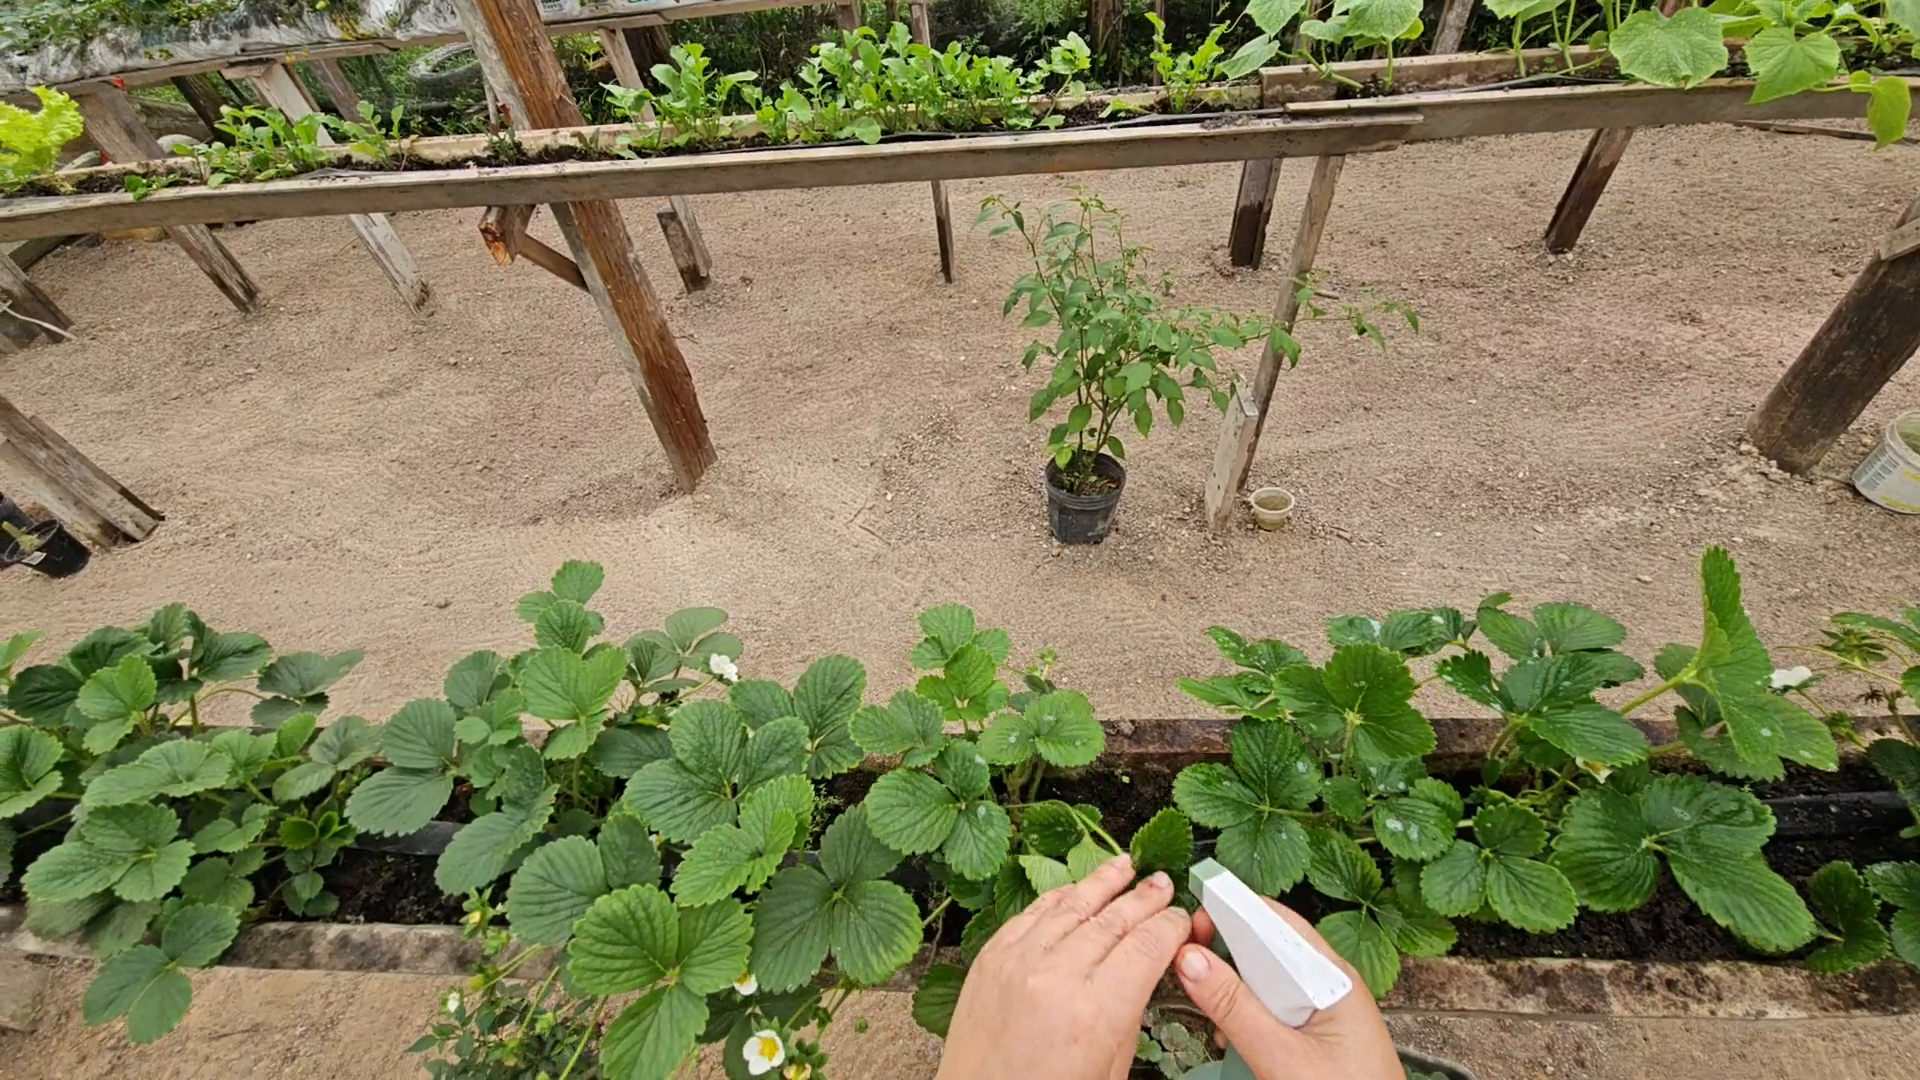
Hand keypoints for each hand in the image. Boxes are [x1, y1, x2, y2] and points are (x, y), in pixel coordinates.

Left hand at [936, 855, 1191, 1079]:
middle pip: (1111, 921)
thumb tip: (1144, 969)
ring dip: (1102, 882)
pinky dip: (1059, 896)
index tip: (1181, 916)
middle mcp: (1054, 976)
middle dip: (1142, 898)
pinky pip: (1032, 912)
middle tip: (1162, 881)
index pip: (1143, 949)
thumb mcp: (1108, 1073)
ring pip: (1071, 905)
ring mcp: (1017, 960)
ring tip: (1125, 866)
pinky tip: (1076, 887)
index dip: (1167, 927)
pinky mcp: (991, 955)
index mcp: (1092, 1014)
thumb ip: (1127, 1016)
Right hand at [1175, 898, 1400, 1079]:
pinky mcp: (1316, 1035)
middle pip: (1265, 944)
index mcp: (1332, 978)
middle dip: (1223, 948)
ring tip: (1206, 1004)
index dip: (1227, 911)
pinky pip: (1272, 1005)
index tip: (1189, 923)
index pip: (1272, 920)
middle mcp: (1329, 985)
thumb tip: (1190, 957)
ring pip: (1264, 975)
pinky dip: (1244, 1011)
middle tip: (1187, 962)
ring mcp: (1323, 1011)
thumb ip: (1235, 1008)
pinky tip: (1230, 1034)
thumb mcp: (1284, 1062)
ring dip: (1231, 984)